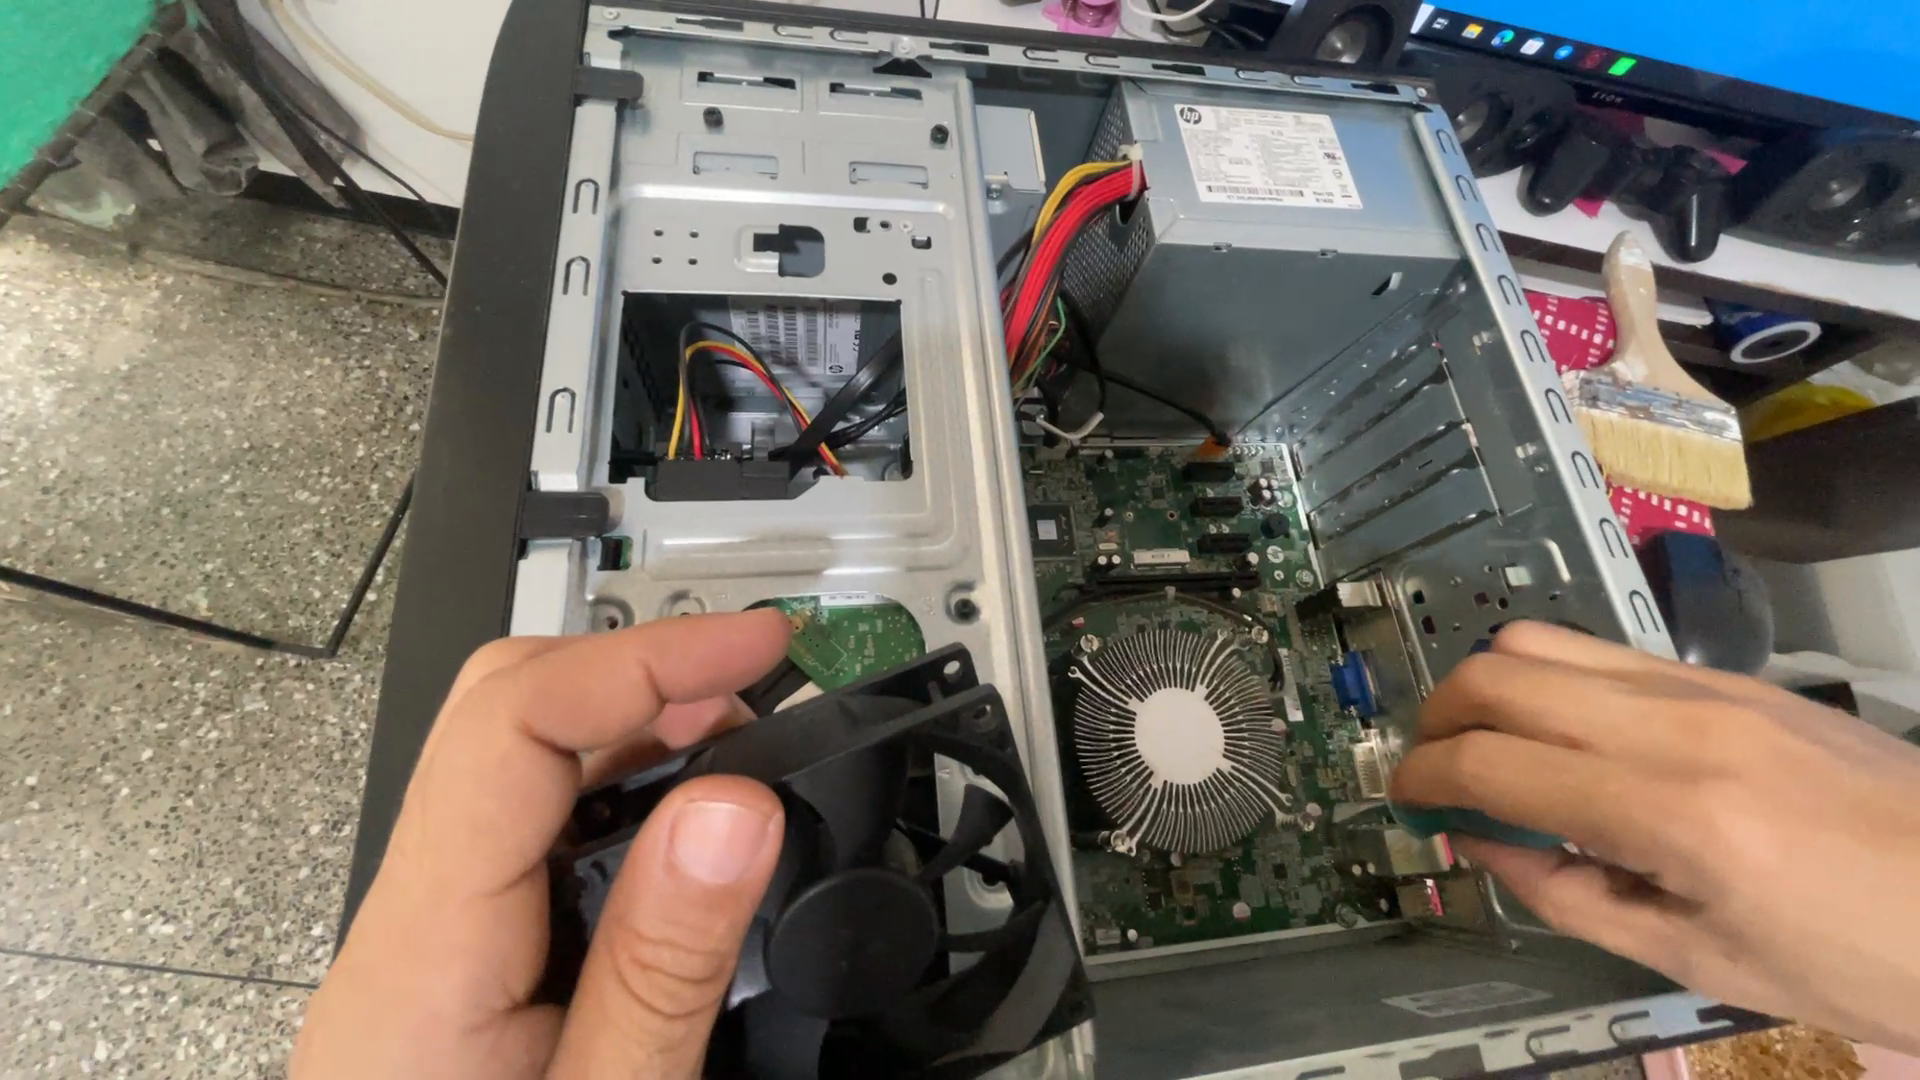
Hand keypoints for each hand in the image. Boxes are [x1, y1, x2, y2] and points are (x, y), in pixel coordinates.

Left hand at [292, 609, 793, 1077]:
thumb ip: (666, 963)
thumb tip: (736, 803)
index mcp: (422, 954)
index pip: (515, 724)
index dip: (649, 658)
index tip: (760, 643)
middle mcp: (419, 913)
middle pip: (508, 707)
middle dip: (646, 668)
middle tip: (756, 676)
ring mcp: (450, 920)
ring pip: (540, 747)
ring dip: (654, 716)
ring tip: (751, 736)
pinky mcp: (489, 937)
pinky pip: (561, 809)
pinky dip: (647, 776)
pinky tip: (707, 810)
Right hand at [1390, 621, 1919, 1054]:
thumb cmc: (1871, 961)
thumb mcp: (1702, 961)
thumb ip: (1563, 893)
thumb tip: (1476, 839)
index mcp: (1673, 815)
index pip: (1490, 767)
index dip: (1423, 780)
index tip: (1406, 800)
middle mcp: (1674, 726)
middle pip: (1492, 678)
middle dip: (1435, 721)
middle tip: (1436, 768)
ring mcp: (1699, 685)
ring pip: (1530, 642)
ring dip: (1480, 688)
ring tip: (1486, 739)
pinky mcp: (1720, 674)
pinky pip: (1589, 650)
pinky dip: (1539, 680)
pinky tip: (1558, 730)